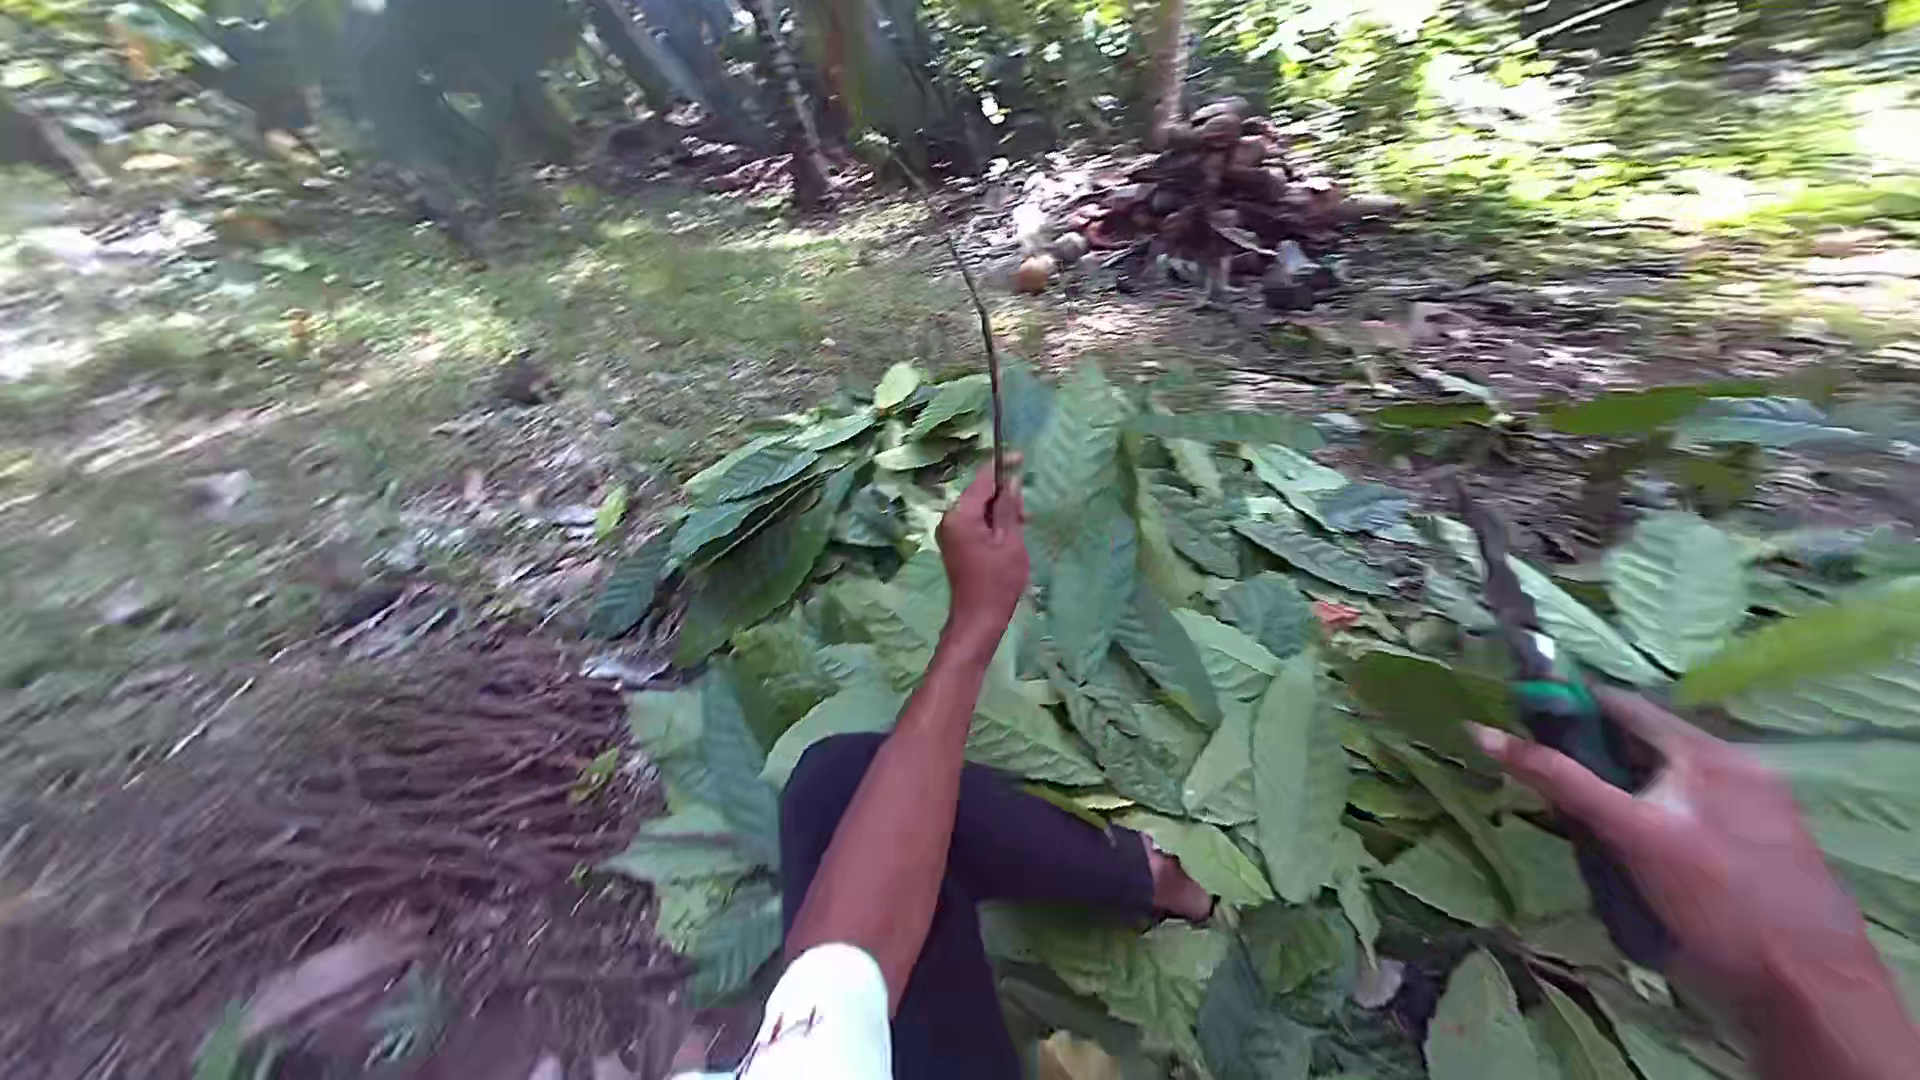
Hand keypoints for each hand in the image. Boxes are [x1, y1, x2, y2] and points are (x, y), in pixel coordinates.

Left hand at [935, 461, 1027, 652]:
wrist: (978, 618)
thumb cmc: (998, 581)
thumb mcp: (1010, 541)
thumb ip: (1009, 508)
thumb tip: (1012, 480)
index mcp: (960, 515)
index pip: (982, 480)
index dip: (1002, 466)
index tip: (1021, 457)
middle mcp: (949, 519)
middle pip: (979, 493)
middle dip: (1003, 494)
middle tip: (1026, 512)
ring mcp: (950, 532)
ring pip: (978, 508)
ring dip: (1000, 510)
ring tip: (1022, 524)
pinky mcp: (955, 544)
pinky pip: (974, 522)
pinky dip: (992, 522)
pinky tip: (1009, 533)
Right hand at [1470, 690, 1872, 999]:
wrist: (1809, 994)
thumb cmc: (1716, 897)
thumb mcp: (1626, 829)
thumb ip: (1553, 775)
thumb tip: (1477, 730)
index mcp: (1709, 752)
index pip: (1617, 703)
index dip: (1561, 702)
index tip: (1511, 714)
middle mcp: (1729, 767)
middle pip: (1630, 738)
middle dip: (1577, 749)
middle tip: (1530, 766)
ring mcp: (1738, 804)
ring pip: (1644, 772)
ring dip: (1598, 780)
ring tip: (1558, 803)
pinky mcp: (1737, 837)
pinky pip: (1664, 801)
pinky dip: (1625, 805)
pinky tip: (1603, 831)